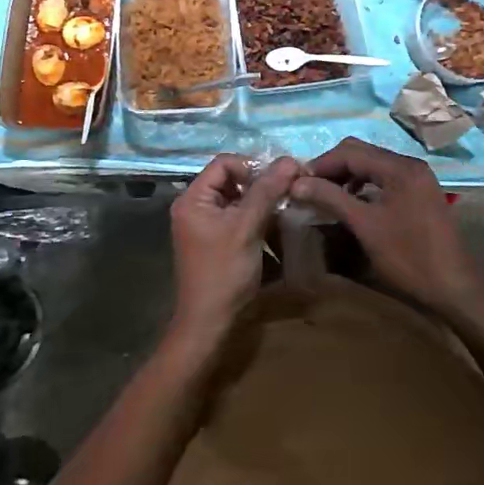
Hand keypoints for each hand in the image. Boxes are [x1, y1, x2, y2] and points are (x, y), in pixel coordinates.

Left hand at [168, 154, 299, 344]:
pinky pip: (237, 220)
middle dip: (260, 186)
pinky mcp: (215, 242)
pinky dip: (256, 222)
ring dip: (261, 205)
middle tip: (289, 194)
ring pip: (237, 201)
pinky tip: (275, 231)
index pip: (224, 163)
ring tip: (285, 213)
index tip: (279, 181)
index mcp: (193, 199)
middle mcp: (194, 207)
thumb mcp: (247, 228)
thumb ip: (266, 192)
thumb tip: (290, 160)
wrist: (209, 324)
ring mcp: (203, 226)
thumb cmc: (224, 273)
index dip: (252, 167)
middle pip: (231, 181)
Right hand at [292, 137, 483, 314]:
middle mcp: (410, 165)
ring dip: (346, 175)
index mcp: (399, 168)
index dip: (320, 164)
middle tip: (309, 188)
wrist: (455, 289)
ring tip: (326, 196)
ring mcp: (417, 179)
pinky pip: (384, 178)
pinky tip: (352, 203)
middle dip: (332, 167)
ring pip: (372, 164)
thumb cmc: (409, 257)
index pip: (350, 151)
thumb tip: (296, 183)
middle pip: (361, 152)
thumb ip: (331, 198)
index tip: (297, 182)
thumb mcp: (365, 226)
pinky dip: (363, 184)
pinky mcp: (419, 193)